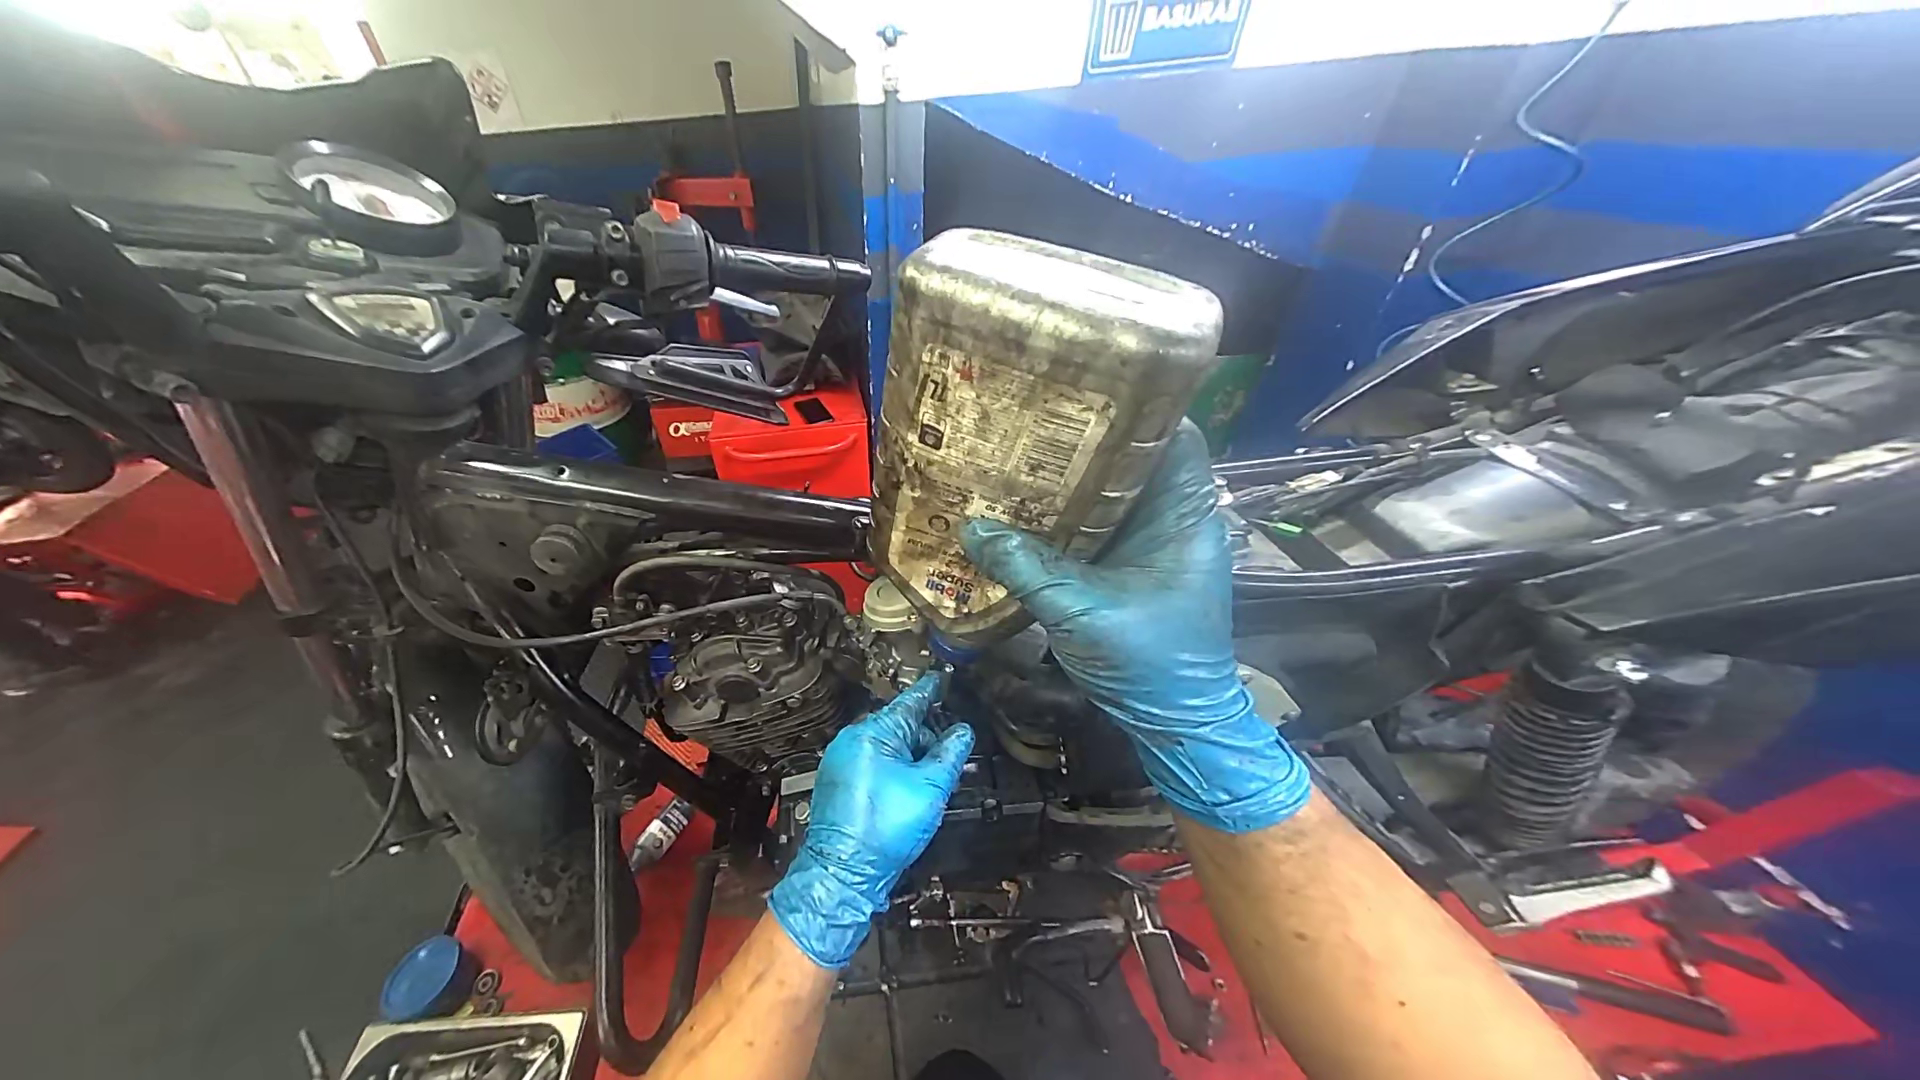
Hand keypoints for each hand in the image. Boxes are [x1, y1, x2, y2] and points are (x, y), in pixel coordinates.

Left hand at [768, 675, 973, 966]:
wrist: (842, 873)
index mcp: (873, 733)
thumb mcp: (930, 788)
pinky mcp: (839, 780)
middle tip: (951, 749)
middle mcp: (852, 739)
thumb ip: (950, 753)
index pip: (911, 701)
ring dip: (912, 754)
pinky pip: (873, 761)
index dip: (931, 689)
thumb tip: (963, 730)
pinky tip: (910, 787)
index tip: (943, 677)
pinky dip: (894, 766)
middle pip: (900, 723)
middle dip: (927, 734)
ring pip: (887, 744)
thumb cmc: (885, 829)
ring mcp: (842, 760)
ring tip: (933, 776)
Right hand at [960, 421, 1308, 833]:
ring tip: (1019, 451)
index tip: (1082, 384)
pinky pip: (1094, 525)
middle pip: (1131, 457)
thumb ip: (1026, 568)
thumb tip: (970, 527)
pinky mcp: (1127, 564)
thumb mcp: (1081, 610)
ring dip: (1070, 478)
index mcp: (1184, 512)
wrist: (1173, 720)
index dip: (1134, 402)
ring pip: (1109, 492)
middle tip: (1032, 414)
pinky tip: (1022, 508)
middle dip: (1085, 436)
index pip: (1172, 432)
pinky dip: (1064, 516)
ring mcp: (1148, 541)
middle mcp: (1171, 516)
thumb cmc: (1149, 661)